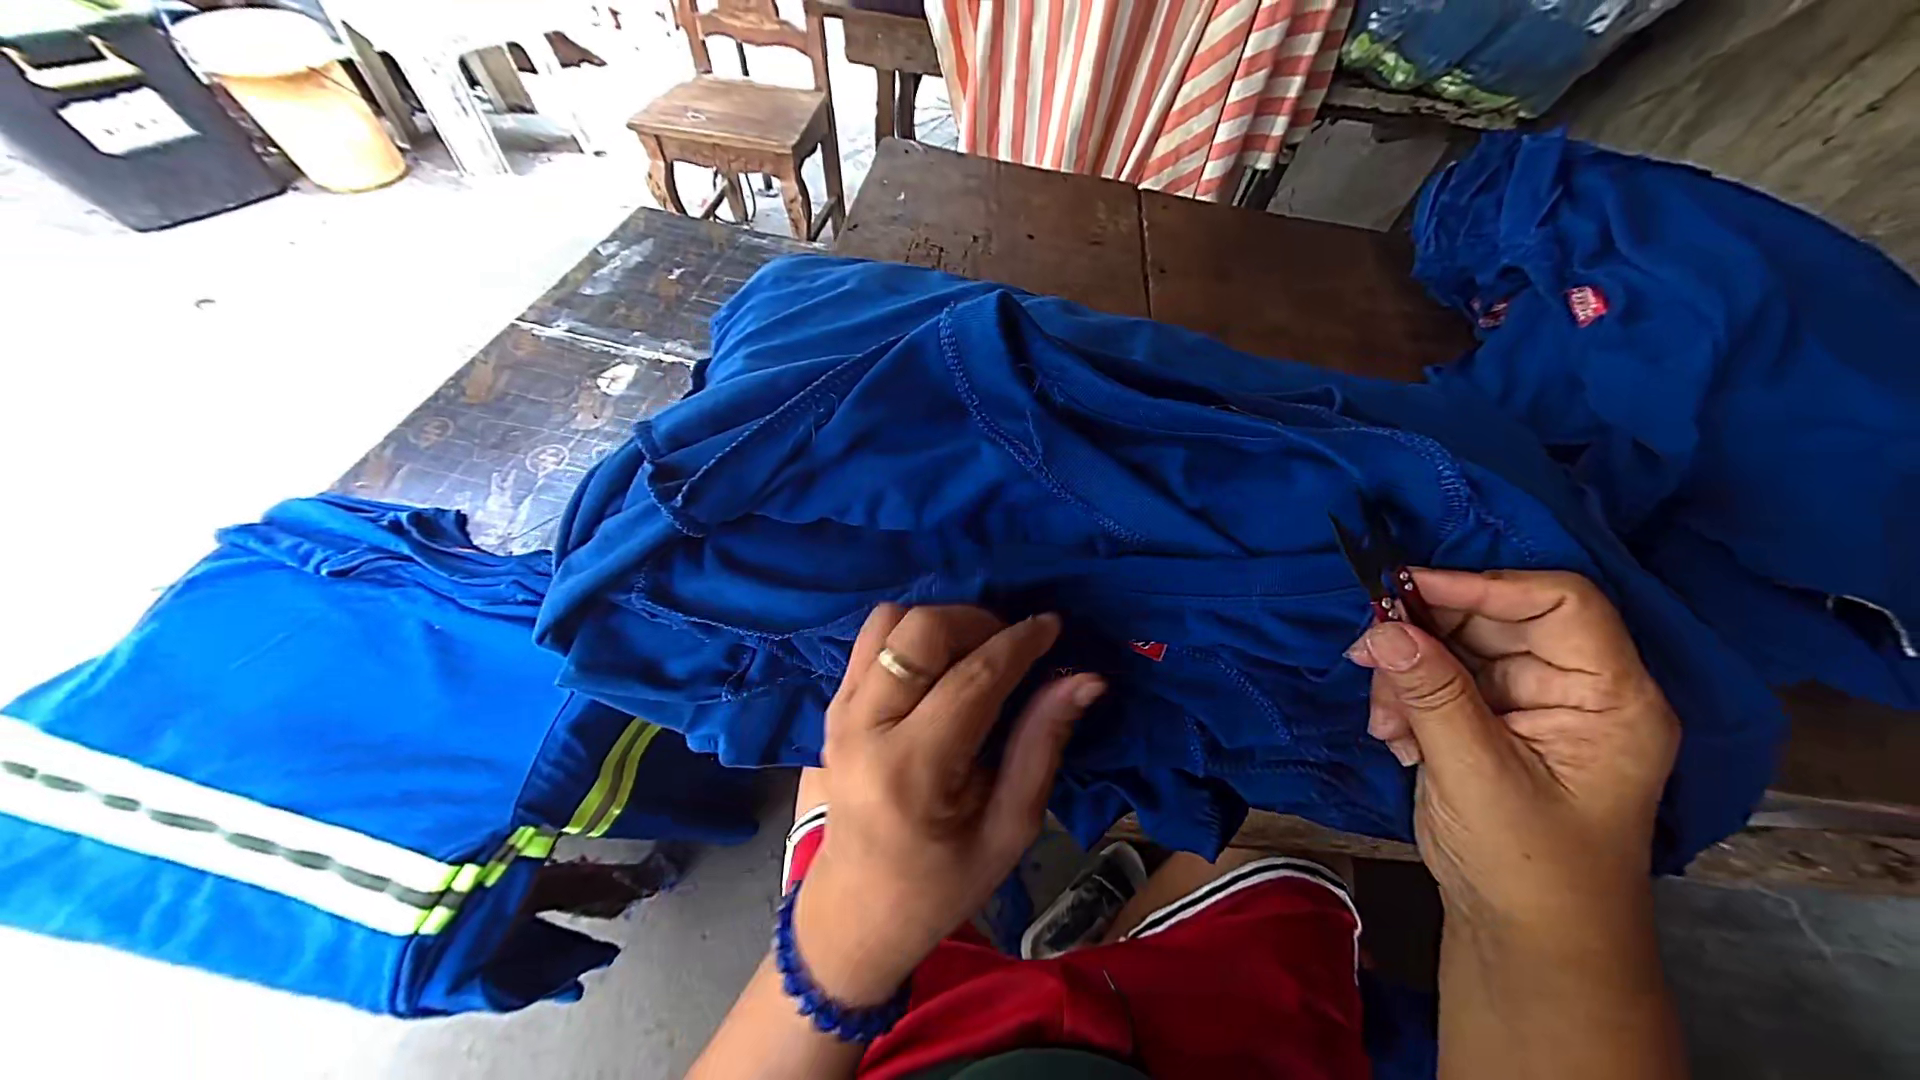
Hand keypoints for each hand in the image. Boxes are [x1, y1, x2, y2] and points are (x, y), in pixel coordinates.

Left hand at [792, 604, 1105, 1004]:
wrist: (857, 906)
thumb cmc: (943, 881)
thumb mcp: (1010, 827)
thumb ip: (1043, 743)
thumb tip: (1084, 678)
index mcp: (912, 769)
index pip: (973, 678)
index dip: (1019, 643)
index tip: (1052, 626)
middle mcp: (864, 727)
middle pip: (920, 631)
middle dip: (976, 622)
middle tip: (1012, 647)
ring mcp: (839, 711)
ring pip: (890, 621)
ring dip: (941, 624)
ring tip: (977, 652)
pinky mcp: (831, 704)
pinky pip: (872, 639)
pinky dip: (913, 636)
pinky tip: (942, 665)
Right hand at [1349, 569, 1679, 937]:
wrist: (1521, 932)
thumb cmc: (1527, 865)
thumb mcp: (1477, 774)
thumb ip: (1431, 694)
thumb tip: (1381, 628)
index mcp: (1608, 697)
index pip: (1559, 604)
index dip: (1483, 586)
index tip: (1406, 587)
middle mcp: (1571, 687)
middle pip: (1492, 621)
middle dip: (1423, 636)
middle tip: (1368, 653)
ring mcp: (1525, 701)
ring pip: (1450, 647)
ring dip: (1404, 676)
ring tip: (1385, 722)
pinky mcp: (1485, 717)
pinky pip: (1433, 678)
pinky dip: (1402, 698)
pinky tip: (1394, 737)